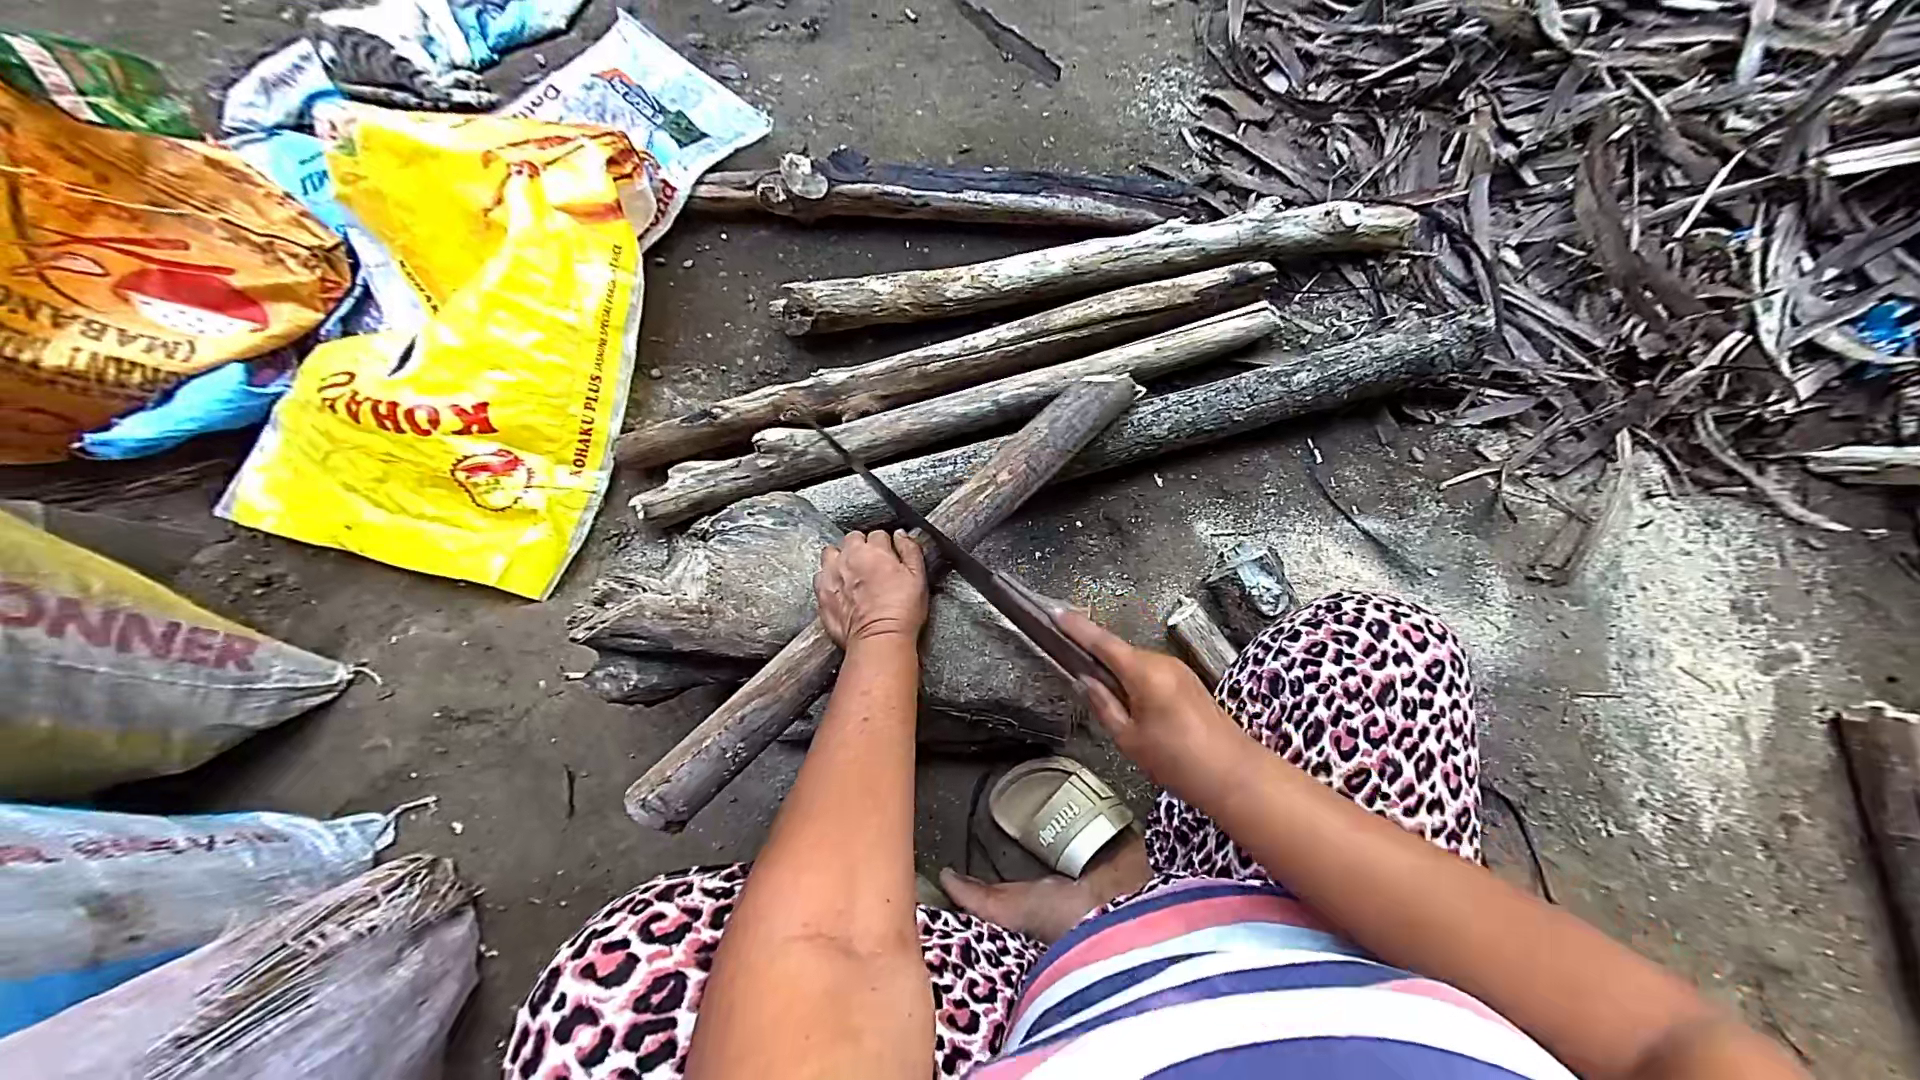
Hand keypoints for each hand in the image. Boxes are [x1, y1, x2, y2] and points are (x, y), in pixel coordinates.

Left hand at [814, 530, 928, 647]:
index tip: (889, 558)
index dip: (885, 546)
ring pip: (831, 552)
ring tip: (851, 573)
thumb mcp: (918, 578)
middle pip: (852, 539)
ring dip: (841, 558)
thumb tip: (902, 535)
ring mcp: (831, 573)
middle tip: (871, 565)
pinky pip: (820, 575)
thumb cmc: (901, 611)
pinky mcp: (821, 592)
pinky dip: (829, 578)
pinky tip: (840, 589)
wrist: (879, 639)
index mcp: (874, 550)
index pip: (878, 535)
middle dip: (861, 547)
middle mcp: (849, 556)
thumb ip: (910, 550)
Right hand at [1056, 610, 1248, 794]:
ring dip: (1117, 676)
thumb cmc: (1182, 762)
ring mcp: (1177, 670)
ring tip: (1109, 707)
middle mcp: (1163, 663)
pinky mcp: (1186, 681)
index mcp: (1145, 673)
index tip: (1056, 614)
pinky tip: (1133, 709)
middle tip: (1074, 675)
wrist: (1234, 775)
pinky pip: (1150, 673)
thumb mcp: (1128, 738)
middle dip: (1096, 661)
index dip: (1075, 627)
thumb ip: (1102, 704)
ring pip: (1134, 664)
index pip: (1101, 642)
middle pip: (1118, 653)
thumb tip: (1085, 682)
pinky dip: (1134, 683)